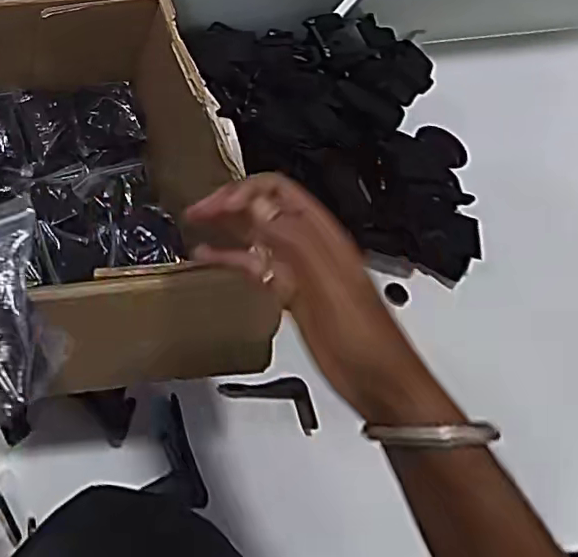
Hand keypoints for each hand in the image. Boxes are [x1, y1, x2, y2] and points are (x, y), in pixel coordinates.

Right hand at [185, 173, 462, 425]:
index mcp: (321, 236)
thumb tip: (257, 209)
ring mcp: (297, 268)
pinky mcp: (288, 291)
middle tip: (198, 209)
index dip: (243, 191)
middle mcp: (307, 246)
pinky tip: (209, 259)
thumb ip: (293, 241)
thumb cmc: (368, 341)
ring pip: (253, 233)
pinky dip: (227, 257)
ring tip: (196, 224)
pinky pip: (252, 264)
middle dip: (227, 203)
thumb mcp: (328, 284)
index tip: (217, 204)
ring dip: (224, 225)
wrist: (381, 386)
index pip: (277, 190)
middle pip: (261, 208)